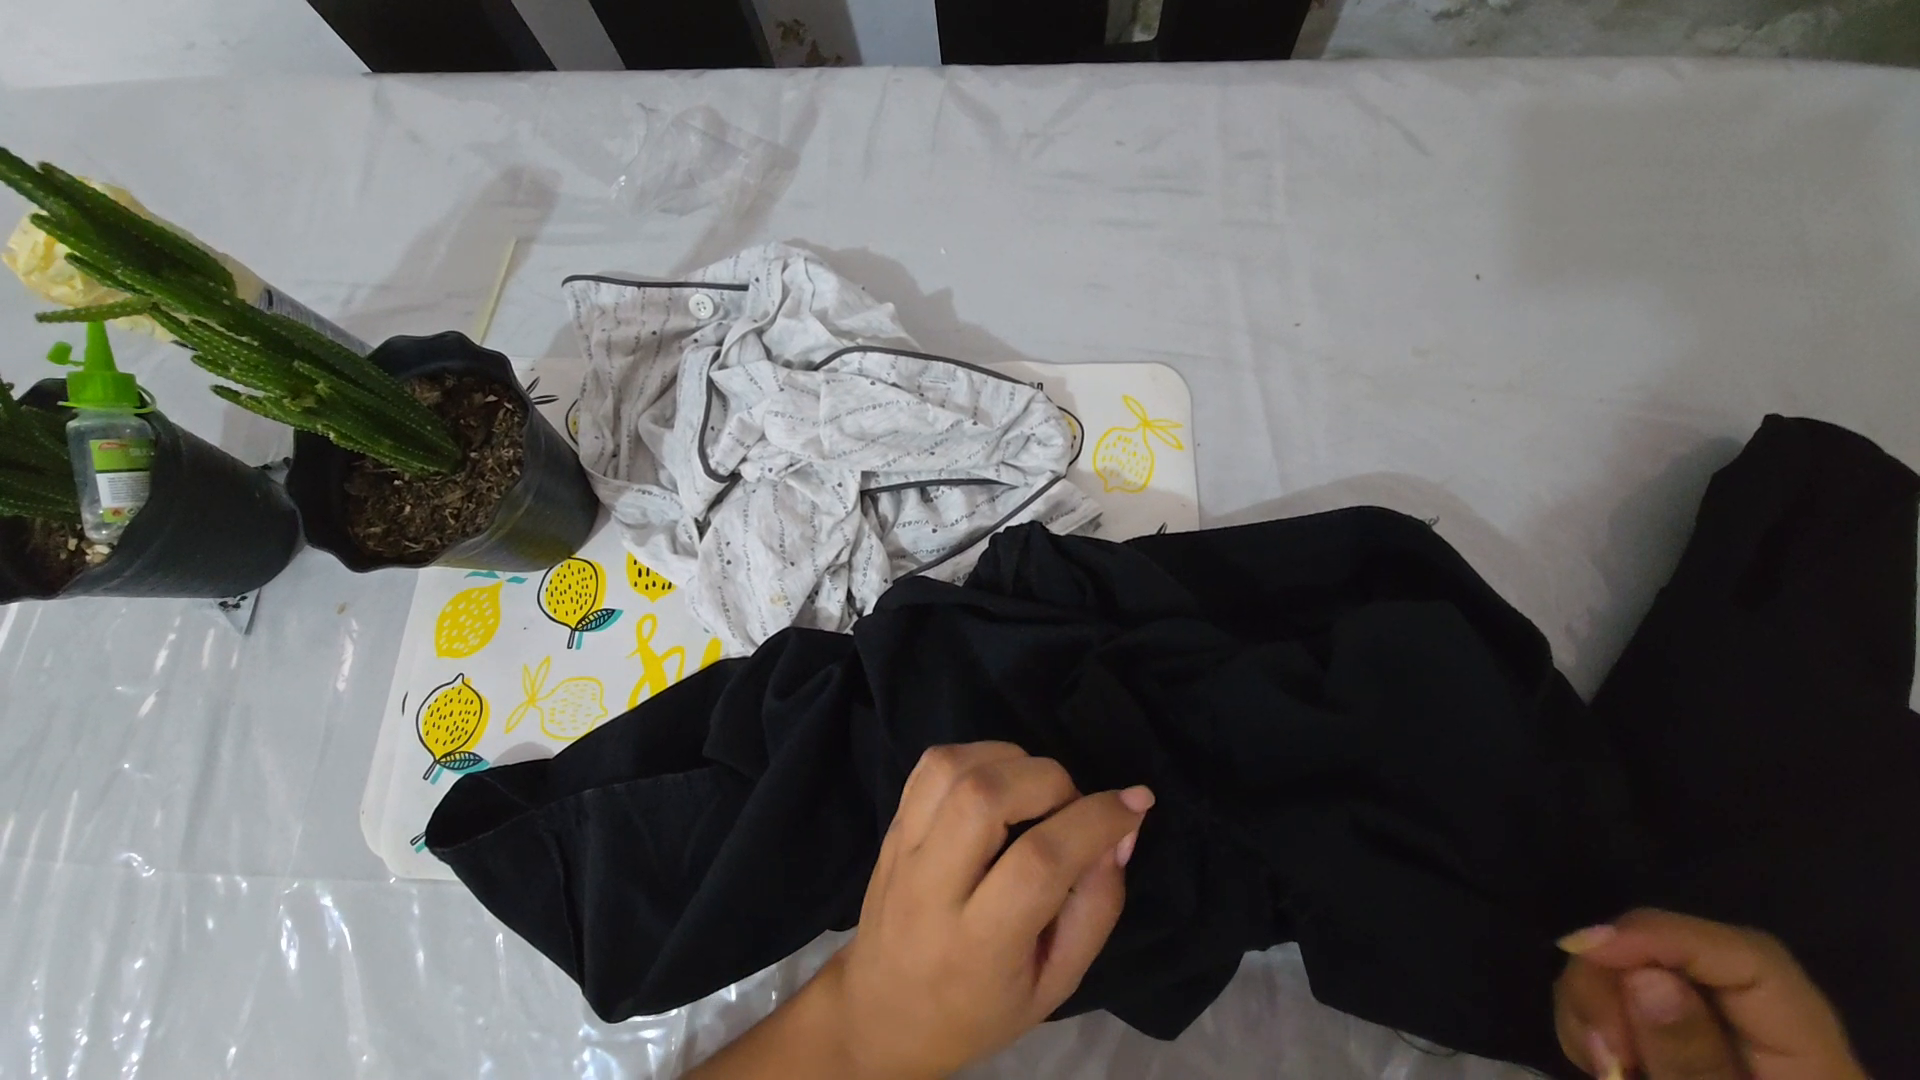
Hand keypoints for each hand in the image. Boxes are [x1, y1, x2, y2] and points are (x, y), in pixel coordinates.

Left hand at [691, 742, 1152, 1079]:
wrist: (881, 1014)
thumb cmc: (978, 1009)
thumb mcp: (1054, 984)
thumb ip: (1095, 908)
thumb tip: (1122, 832)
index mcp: (979, 944)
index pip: (1040, 862)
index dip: (1097, 820)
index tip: (1136, 803)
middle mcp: (933, 888)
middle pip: (987, 797)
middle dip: (1051, 782)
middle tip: (1073, 807)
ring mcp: (903, 849)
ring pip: (954, 769)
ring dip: (1013, 759)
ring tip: (1038, 790)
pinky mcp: (891, 826)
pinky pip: (931, 764)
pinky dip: (977, 754)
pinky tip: (1000, 778)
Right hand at [1553, 909, 1866, 1079]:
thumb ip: (1693, 1065)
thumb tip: (1644, 974)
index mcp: (1817, 1062)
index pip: (1750, 960)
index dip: (1665, 937)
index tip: (1584, 948)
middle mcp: (1779, 1036)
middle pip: (1687, 956)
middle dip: (1616, 973)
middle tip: (1592, 1042)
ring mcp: (1728, 1040)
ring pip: (1644, 969)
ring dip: (1596, 997)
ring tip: (1592, 1061)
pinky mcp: (1684, 1045)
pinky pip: (1627, 997)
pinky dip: (1596, 1014)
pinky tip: (1595, 1057)